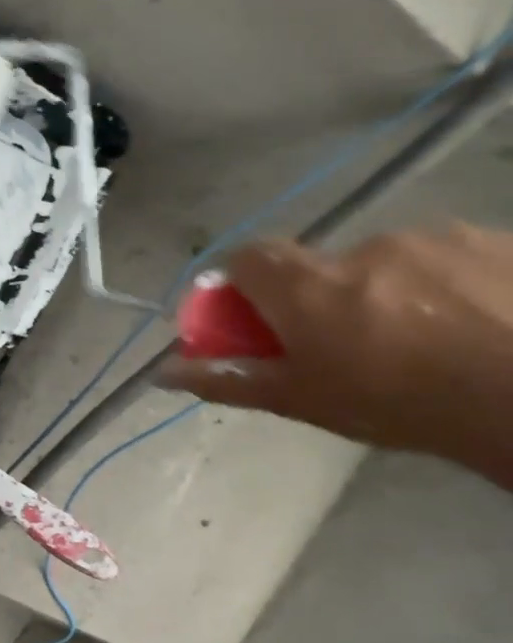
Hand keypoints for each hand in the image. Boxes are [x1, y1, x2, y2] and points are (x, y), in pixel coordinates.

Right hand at [160, 224, 512, 485]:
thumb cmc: (397, 402)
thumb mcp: (298, 401)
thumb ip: (227, 379)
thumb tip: (163, 371)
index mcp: (308, 287)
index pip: (249, 256)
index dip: (237, 283)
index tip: (243, 320)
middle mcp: (368, 249)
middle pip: (321, 267)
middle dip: (318, 300)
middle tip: (336, 348)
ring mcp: (440, 240)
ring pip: (388, 264)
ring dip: (384, 293)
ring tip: (413, 342)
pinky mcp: (498, 241)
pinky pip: (446, 260)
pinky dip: (440, 287)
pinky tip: (462, 327)